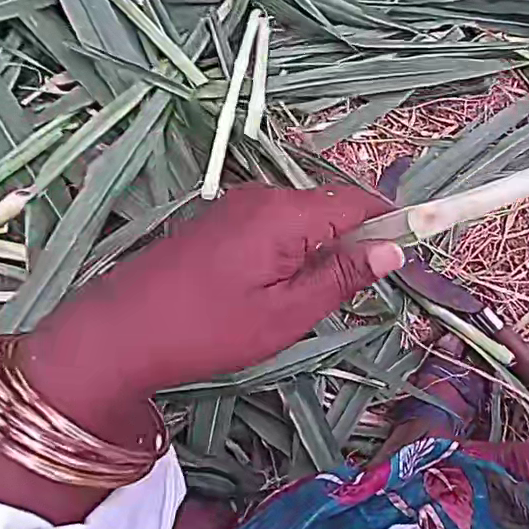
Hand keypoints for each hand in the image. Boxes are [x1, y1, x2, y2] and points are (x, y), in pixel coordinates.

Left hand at [19, 184, 403, 440]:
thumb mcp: (286, 314)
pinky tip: (274, 288)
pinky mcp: (219, 221)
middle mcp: (263, 196)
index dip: (391, 221)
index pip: (359, 201)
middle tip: (349, 293)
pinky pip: (273, 225)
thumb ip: (342, 277)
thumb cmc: (209, 329)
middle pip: (331, 207)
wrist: (118, 332)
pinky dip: (290, 250)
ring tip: (305, 299)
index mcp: (286, 213)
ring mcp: (236, 205)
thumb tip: (392, 250)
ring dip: (320, 250)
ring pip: (302, 219)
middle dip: (353, 242)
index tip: (410, 250)